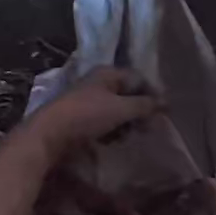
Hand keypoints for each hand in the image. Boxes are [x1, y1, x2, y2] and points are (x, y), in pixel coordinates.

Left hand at [27, 67, 159, 157]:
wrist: (50, 133)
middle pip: (127, 94)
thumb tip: (165, 102)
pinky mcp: (81, 118)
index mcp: (107, 73)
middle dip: (139, 111)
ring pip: (116, 110)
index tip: (163, 113)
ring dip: (125, 123)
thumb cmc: (87, 115)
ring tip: (128, 136)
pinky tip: (112, 141)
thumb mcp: (121, 108)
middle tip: (147, 128)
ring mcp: (88, 100)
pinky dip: (111, 130)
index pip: (138, 78)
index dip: (152, 94)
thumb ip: (143, 104)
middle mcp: (98, 83)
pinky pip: (104, 121)